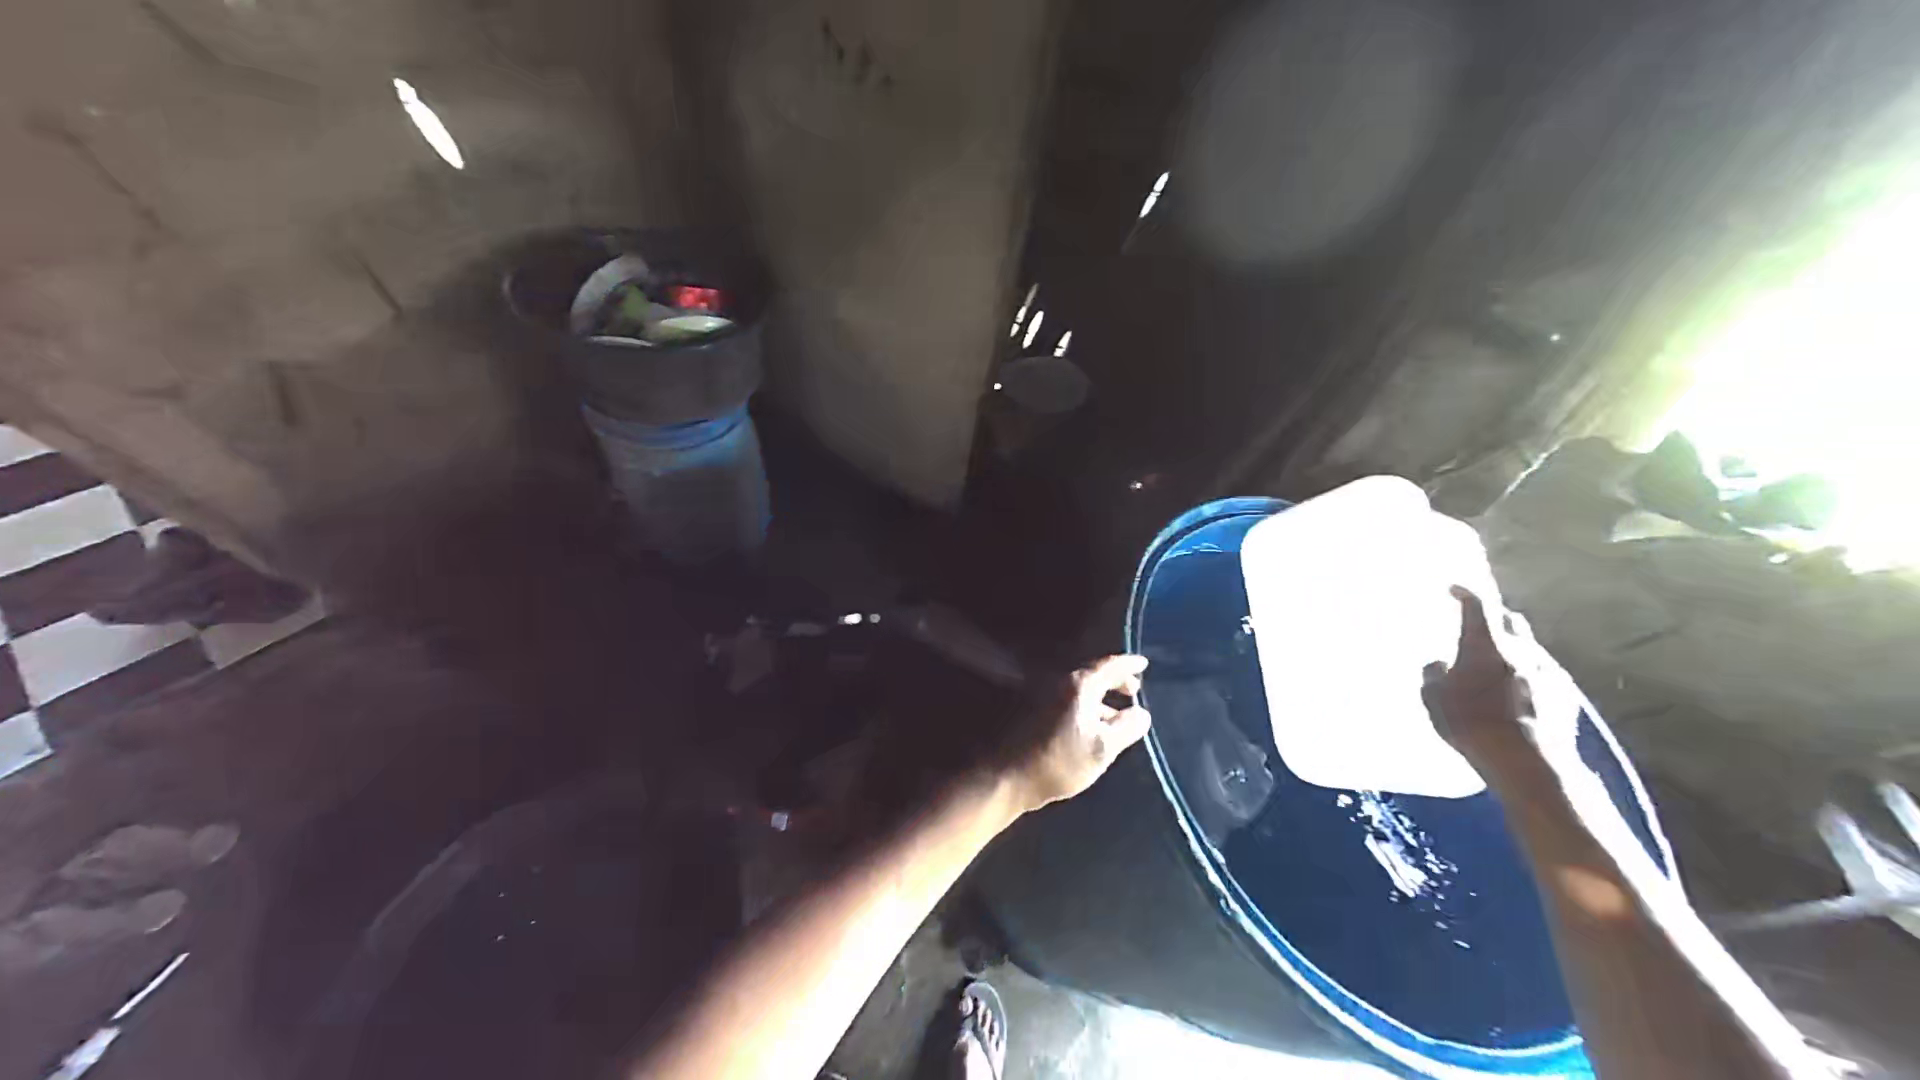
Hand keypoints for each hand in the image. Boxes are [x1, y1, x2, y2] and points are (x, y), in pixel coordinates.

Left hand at [1003, 655, 1152, 813]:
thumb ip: (1127, 728)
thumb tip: (1142, 713)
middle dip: (1115, 680)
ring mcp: (1042, 694)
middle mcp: (1058, 682)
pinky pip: (1067, 699)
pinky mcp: (1032, 709)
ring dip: (1100, 696)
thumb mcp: (1103, 749)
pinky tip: (1091, 725)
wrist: (1009, 776)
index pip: (1109, 666)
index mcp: (1078, 685)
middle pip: (1092, 674)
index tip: (1143, 663)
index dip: (1128, 664)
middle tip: (1133, 689)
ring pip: (1079, 689)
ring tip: (1117, 713)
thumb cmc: (1060, 762)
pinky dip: (1084, 705)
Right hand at [1423, 587, 1575, 791]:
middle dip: (1494, 617)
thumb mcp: (1433, 698)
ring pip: (1529, 646)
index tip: (1454, 589)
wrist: (1528, 762)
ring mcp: (1549, 672)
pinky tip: (1517, 689)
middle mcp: (1522, 650)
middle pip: (1511, 620)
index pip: (1477, 605)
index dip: (1464, 593)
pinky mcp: (1567, 695)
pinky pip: (1544, 672)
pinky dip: (1527, 671)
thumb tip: (1440, 663)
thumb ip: (1433, 674)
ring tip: (1495, 662)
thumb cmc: (1471, 724)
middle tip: (1477, 625)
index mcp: (1486, 645)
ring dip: (1512, 647)